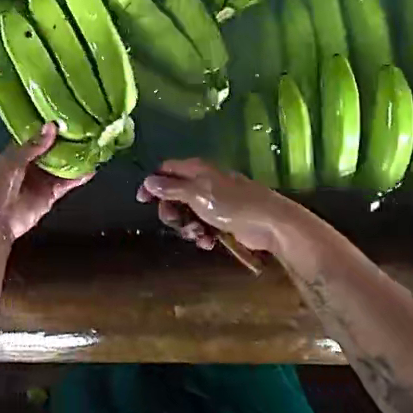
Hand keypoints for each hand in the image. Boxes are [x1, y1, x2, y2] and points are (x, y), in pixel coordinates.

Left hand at [0, 125, 93, 244]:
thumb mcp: (11, 161)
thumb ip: (32, 146)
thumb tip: (51, 127)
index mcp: (16, 153)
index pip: (36, 137)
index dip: (49, 128)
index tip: (66, 117)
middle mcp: (29, 165)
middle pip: (51, 151)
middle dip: (66, 143)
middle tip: (85, 130)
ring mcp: (40, 181)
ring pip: (61, 167)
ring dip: (74, 159)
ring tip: (93, 147)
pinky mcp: (49, 196)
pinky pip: (65, 184)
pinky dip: (76, 178)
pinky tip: (90, 169)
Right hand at [136, 158, 307, 254]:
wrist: (271, 224)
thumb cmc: (232, 205)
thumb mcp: (197, 194)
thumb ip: (170, 188)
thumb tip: (148, 181)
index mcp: (196, 170)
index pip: (165, 170)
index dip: (152, 183)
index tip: (142, 200)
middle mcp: (203, 182)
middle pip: (173, 194)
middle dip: (171, 212)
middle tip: (176, 223)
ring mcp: (214, 201)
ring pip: (187, 213)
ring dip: (187, 227)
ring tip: (198, 236)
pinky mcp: (223, 219)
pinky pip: (202, 225)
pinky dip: (202, 234)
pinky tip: (208, 242)